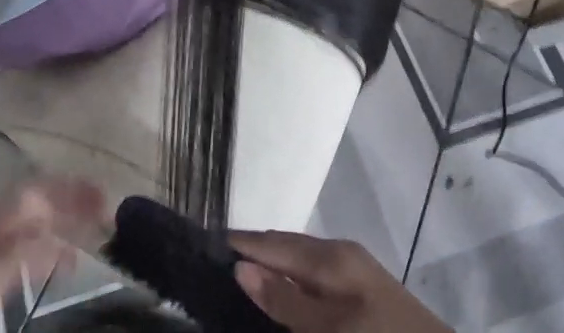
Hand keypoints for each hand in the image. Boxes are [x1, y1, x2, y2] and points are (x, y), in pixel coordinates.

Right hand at [232, 231, 451, 332]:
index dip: (237, 243)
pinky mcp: (363, 289)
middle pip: (284, 245)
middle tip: (211, 266)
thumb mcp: (329, 331)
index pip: (271, 240)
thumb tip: (238, 266)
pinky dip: (291, 281)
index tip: (199, 246)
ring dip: (270, 267)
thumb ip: (285, 300)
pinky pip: (314, 275)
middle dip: (251, 252)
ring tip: (237, 280)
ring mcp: (354, 269)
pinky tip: (281, 296)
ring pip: (299, 259)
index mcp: (330, 257)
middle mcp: (340, 252)